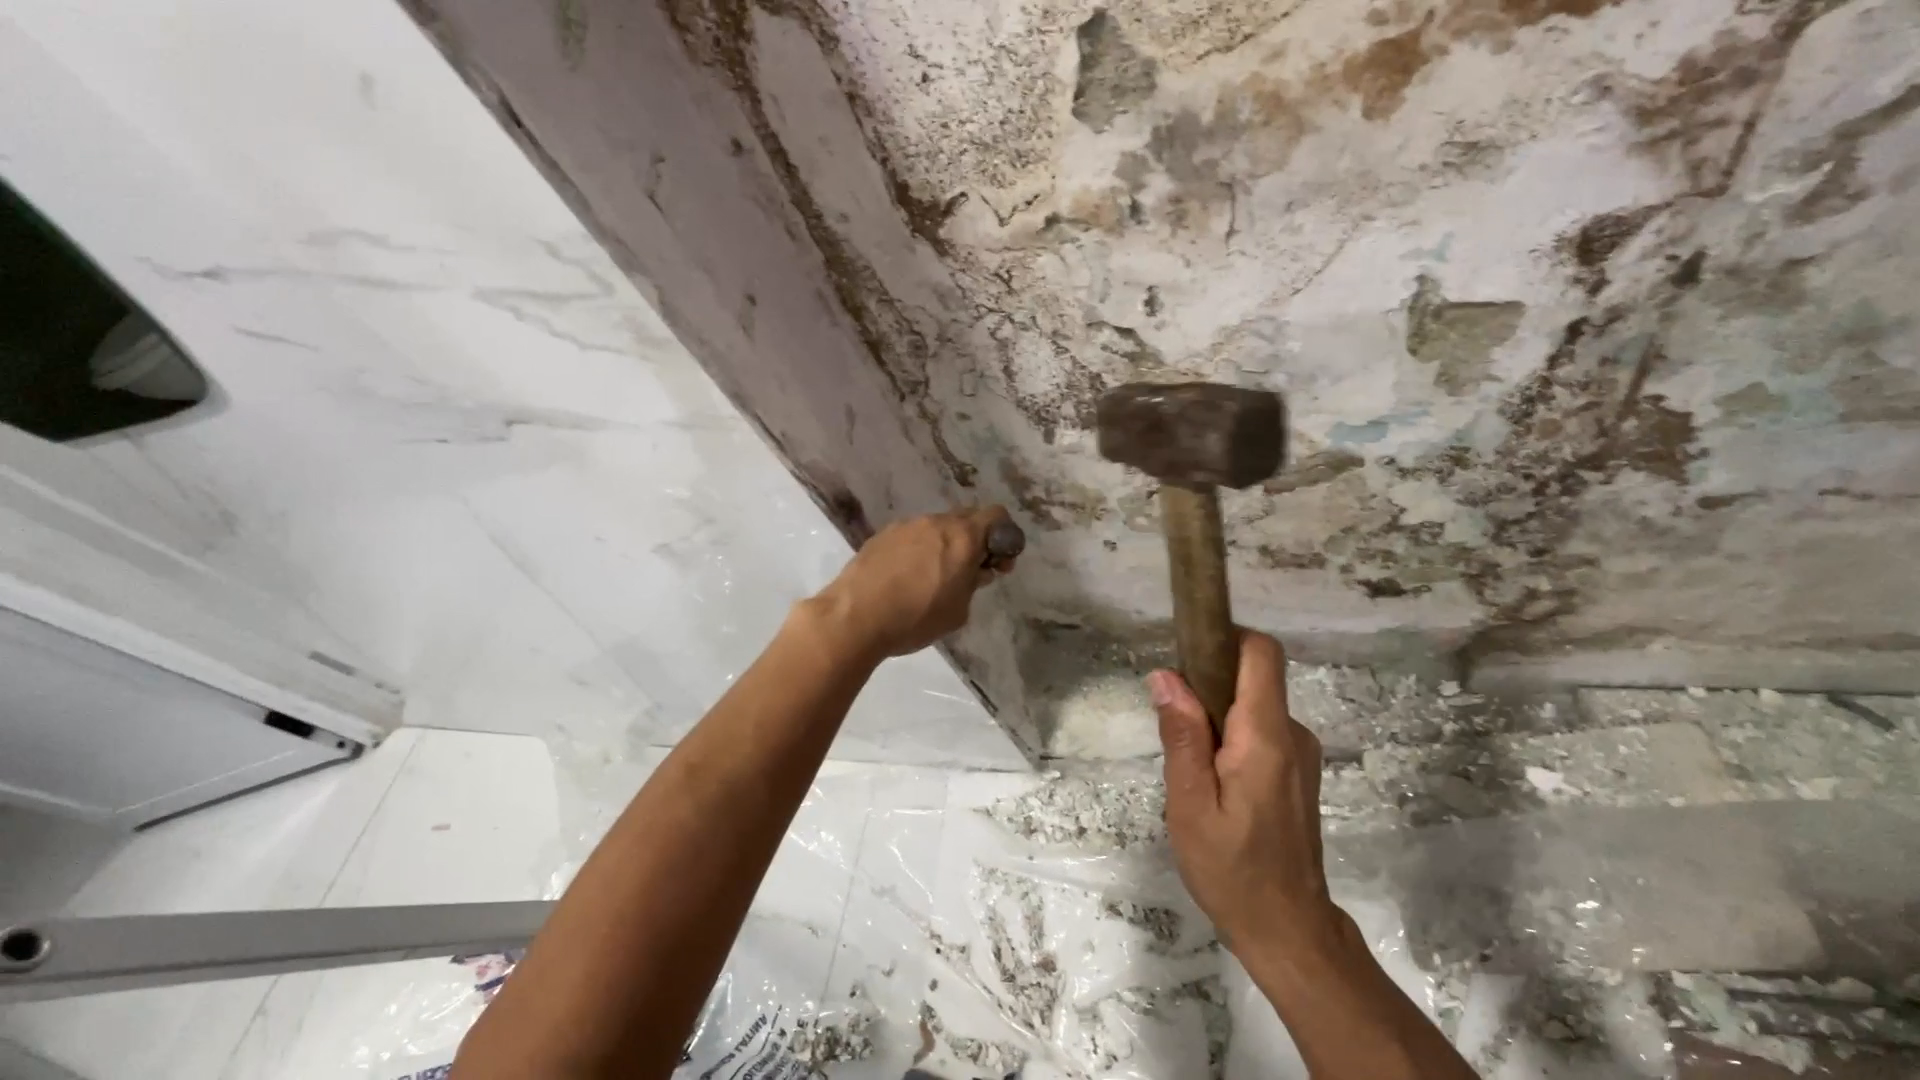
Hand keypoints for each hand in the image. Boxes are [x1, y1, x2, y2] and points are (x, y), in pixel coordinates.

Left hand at [809, 506, 1015, 658]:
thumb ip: (973, 584)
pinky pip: (912, 536)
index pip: (997, 516)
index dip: (1004, 537)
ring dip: (944, 546)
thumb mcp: (959, 611)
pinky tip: (906, 578)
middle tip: (969, 573)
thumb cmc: (916, 618)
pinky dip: (918, 550)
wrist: (855, 617)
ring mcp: (905, 526)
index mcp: (962, 537)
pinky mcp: (881, 535)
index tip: (997, 563)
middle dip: (974, 541)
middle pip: (966, 519)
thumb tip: (975, 571)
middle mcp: (935, 522)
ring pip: (936, 528)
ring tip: (932, 578)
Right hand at [1149, 632, 1336, 949]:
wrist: (1288, 928)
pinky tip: (1212, 784)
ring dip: (1218, 718)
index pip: (1261, 653)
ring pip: (1254, 707)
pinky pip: (1261, 733)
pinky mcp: (1298, 773)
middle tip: (1171, 727)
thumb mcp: (1190, 806)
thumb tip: (1165, 676)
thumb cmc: (1232, 870)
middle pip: (1253, 677)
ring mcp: (1301, 755)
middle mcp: (1293, 734)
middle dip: (1208, 685)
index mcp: (1267, 736)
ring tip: (1189, 767)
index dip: (1225, 636)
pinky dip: (1232, 740)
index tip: (1185, 650)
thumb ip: (1181, 737)